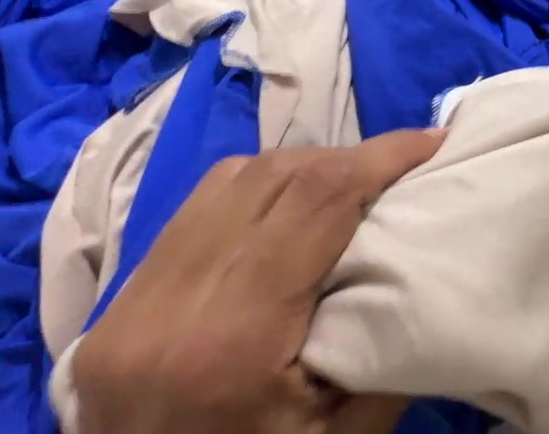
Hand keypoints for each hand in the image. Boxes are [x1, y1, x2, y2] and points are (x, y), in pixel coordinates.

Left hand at [71, 129, 445, 433]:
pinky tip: (292, 211)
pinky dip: (258, 190)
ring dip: (306, 167)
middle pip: (275, 175)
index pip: (316, 198)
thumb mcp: (352, 427)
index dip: (383, 155)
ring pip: (232, 179)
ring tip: (354, 184)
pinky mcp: (112, 311)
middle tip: (405, 165)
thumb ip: (392, 330)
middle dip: (353, 156)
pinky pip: (197, 209)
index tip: (436, 142)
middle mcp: (167, 309)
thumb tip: (430, 237)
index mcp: (231, 341)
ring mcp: (127, 308)